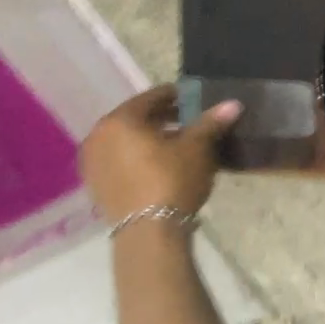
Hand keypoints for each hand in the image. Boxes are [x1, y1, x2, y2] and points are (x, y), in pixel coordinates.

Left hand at [81, 86, 241, 222]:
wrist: (148, 228)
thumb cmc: (173, 179)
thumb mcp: (197, 148)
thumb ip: (211, 123)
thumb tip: (232, 103)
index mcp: (121, 120)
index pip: (150, 97)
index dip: (175, 95)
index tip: (194, 98)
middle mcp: (98, 135)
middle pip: (134, 118)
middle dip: (162, 118)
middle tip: (188, 122)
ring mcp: (91, 160)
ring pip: (125, 139)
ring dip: (148, 138)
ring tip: (175, 146)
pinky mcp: (94, 182)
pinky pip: (118, 159)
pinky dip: (136, 156)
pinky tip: (157, 166)